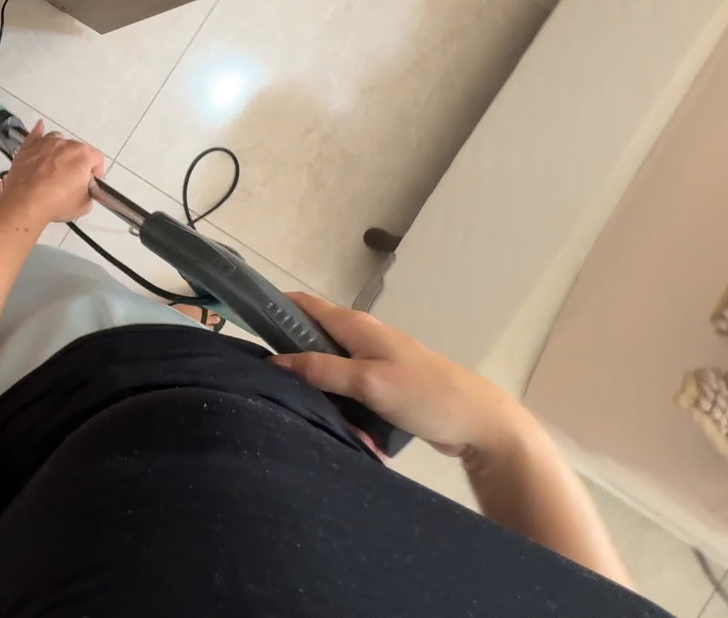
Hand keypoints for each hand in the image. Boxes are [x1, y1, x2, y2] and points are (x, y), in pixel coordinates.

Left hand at [0, 122, 103, 224]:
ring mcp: (45, 143)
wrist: (26, 202)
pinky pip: (36, 134)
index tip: (92, 182)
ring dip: (61, 150)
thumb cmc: (58, 203)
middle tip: (72, 180)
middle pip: (77, 149)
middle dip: (78, 162)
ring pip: (58, 140)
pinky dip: (39, 131)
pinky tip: (40, 126)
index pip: (97, 158)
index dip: (97, 170)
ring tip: (57, 165)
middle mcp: (65, 144)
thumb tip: (83, 190)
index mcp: (83, 155)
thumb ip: (88, 192)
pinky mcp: (28, 147)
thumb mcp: (84, 205)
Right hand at [272, 292, 533, 459]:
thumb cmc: (425, 393)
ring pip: (327, 366)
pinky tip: (333, 419)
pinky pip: (345, 386)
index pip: (302, 302)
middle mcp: (359, 335)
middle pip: (310, 337)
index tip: (244, 321)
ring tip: (299, 405)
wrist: (483, 424)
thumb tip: (274, 360)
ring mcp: (372, 359)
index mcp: (354, 324)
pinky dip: (337, 400)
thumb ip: (321, 369)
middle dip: (289, 356)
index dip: (273, 306)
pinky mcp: (382, 383)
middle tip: (267, 378)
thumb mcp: (368, 382)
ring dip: (316, 386)